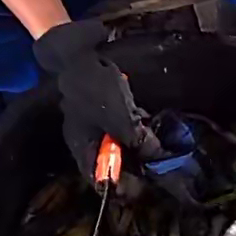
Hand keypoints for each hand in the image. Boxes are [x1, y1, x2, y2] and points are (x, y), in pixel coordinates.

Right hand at [33, 19, 158, 176]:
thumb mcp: (122, 120)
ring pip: (115, 142)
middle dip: (133, 160)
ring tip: (150, 136)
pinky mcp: (97, 107)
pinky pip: (116, 124)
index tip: (143, 182)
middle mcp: (83, 139)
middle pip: (110, 162)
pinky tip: (141, 116)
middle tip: (153, 157)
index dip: (122, 184)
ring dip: (134, 140)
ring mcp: (89, 122)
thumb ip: (138, 141)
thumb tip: (156, 155)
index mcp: (83, 148)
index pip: (100, 180)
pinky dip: (129, 123)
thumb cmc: (96, 90)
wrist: (78, 51)